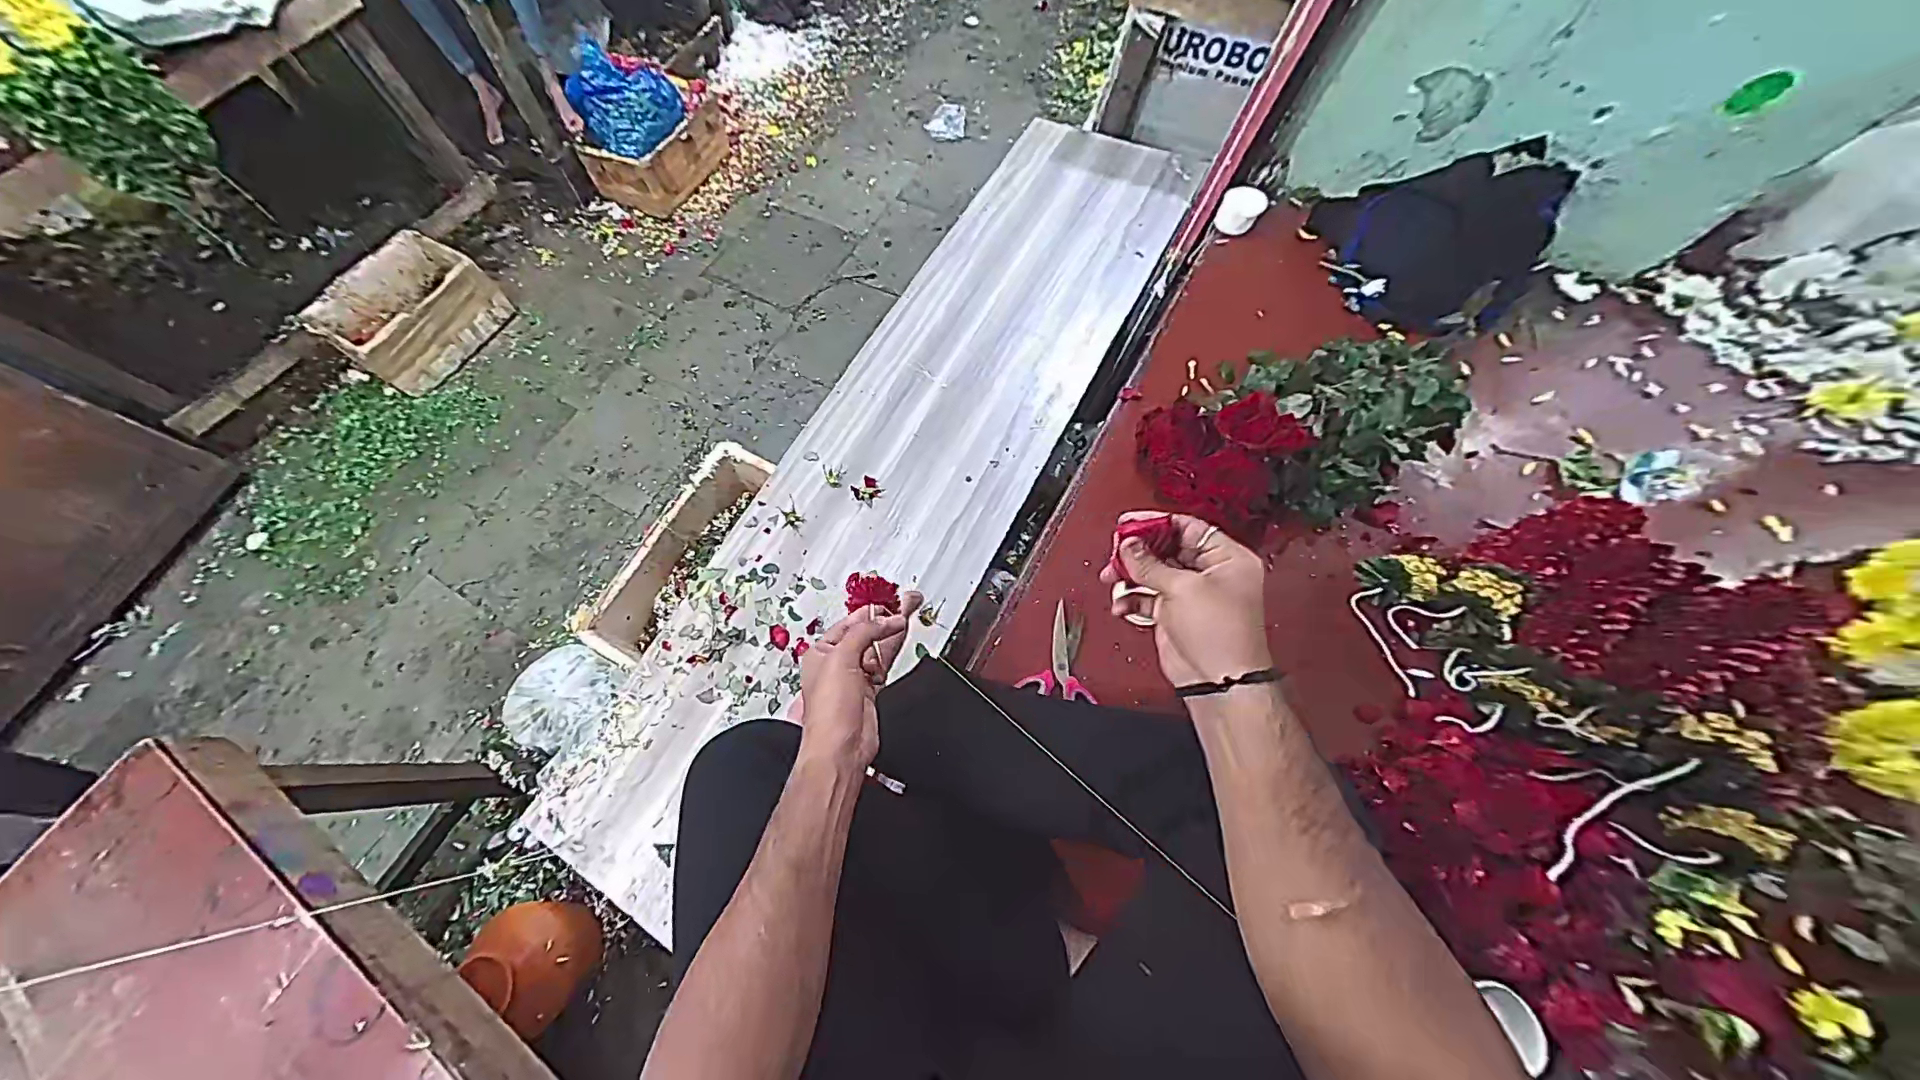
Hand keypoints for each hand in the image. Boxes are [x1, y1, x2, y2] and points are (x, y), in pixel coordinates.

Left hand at [796, 592, 922, 767]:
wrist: (842, 748)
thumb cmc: (828, 712)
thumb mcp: (841, 658)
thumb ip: (863, 632)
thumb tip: (883, 619)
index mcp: (821, 652)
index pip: (850, 623)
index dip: (870, 612)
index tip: (891, 601)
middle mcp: (837, 663)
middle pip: (865, 633)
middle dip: (886, 617)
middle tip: (906, 602)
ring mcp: (855, 677)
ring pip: (877, 647)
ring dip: (893, 631)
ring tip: (909, 611)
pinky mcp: (870, 689)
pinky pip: (884, 663)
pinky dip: (893, 650)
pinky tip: (902, 635)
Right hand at [1099, 512, 1270, 688]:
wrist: (1218, 681)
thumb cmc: (1223, 637)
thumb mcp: (1183, 588)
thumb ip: (1150, 563)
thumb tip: (1130, 545)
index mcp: (1226, 558)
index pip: (1187, 527)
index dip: (1156, 523)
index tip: (1130, 523)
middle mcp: (1210, 573)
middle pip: (1166, 548)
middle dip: (1138, 550)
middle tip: (1118, 550)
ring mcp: (1191, 594)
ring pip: (1152, 572)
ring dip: (1129, 574)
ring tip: (1114, 576)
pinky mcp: (1173, 613)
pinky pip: (1146, 597)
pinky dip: (1131, 598)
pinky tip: (1124, 603)